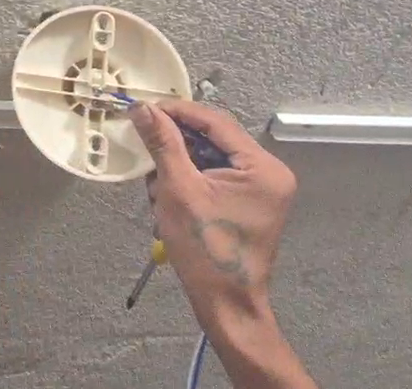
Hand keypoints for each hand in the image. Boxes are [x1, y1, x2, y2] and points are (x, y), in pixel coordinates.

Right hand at [133, 100, 317, 388]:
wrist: (225, 305)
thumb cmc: (205, 248)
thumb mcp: (178, 189)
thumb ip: (163, 143)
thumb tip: (143, 107)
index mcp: (263, 168)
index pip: (215, 122)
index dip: (177, 111)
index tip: (143, 108)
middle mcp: (268, 172)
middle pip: (213, 137)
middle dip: (176, 141)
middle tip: (143, 142)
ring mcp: (260, 188)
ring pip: (209, 154)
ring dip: (178, 161)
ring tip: (156, 182)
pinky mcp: (247, 201)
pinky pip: (212, 172)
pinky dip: (187, 177)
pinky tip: (167, 192)